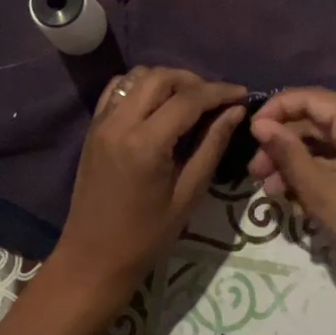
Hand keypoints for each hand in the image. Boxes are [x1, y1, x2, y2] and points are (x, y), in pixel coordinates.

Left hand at [53, 67, 247, 289]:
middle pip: (161, 77)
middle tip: (216, 99)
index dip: (219, 91)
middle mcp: (121, 122)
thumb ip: (212, 146)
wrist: (93, 258)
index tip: (242, 93)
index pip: (188, 99)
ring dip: (167, 80)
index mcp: (146, 144)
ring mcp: (102, 121)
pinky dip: (140, 85)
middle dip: (193, 81)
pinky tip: (156, 103)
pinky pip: (118, 88)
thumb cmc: (146, 236)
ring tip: (189, 100)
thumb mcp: (188, 195)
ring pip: (138, 76)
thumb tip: (235, 111)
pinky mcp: (93, 126)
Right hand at [249, 88, 335, 334]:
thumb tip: (258, 124)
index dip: (277, 108)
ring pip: (323, 140)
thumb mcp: (321, 192)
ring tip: (267, 188)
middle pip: (315, 120)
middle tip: (255, 170)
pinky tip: (290, 193)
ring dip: (294, 160)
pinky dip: (313, 171)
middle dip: (282, 142)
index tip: (250, 130)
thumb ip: (287, 153)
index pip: (311, 97)